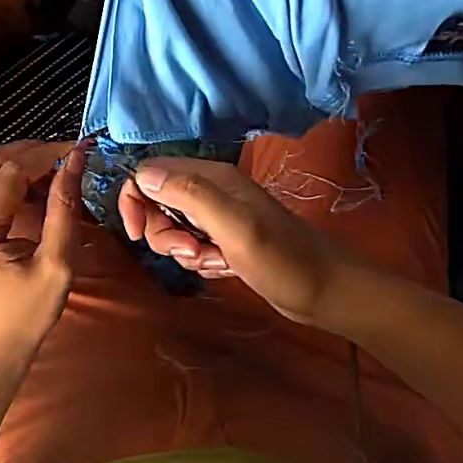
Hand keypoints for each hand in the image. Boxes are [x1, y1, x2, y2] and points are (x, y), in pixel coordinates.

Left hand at [0, 139, 86, 370]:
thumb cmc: (26, 314)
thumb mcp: (56, 265)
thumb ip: (64, 210)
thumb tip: (75, 162)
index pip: (11, 171)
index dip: (47, 155)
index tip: (78, 149)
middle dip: (31, 151)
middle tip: (66, 156)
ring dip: (18, 163)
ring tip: (54, 172)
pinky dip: (7, 179)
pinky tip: (34, 189)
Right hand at [117, 157, 380, 328]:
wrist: (326, 290)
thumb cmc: (283, 259)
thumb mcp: (235, 227)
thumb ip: (190, 195)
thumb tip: (143, 175)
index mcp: (211, 176)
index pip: (149, 172)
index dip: (136, 201)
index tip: (138, 234)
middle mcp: (210, 188)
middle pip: (156, 201)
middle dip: (163, 232)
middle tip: (191, 251)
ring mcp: (217, 212)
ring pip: (171, 224)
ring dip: (182, 249)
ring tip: (213, 261)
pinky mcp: (224, 234)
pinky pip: (190, 242)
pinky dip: (198, 258)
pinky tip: (222, 267)